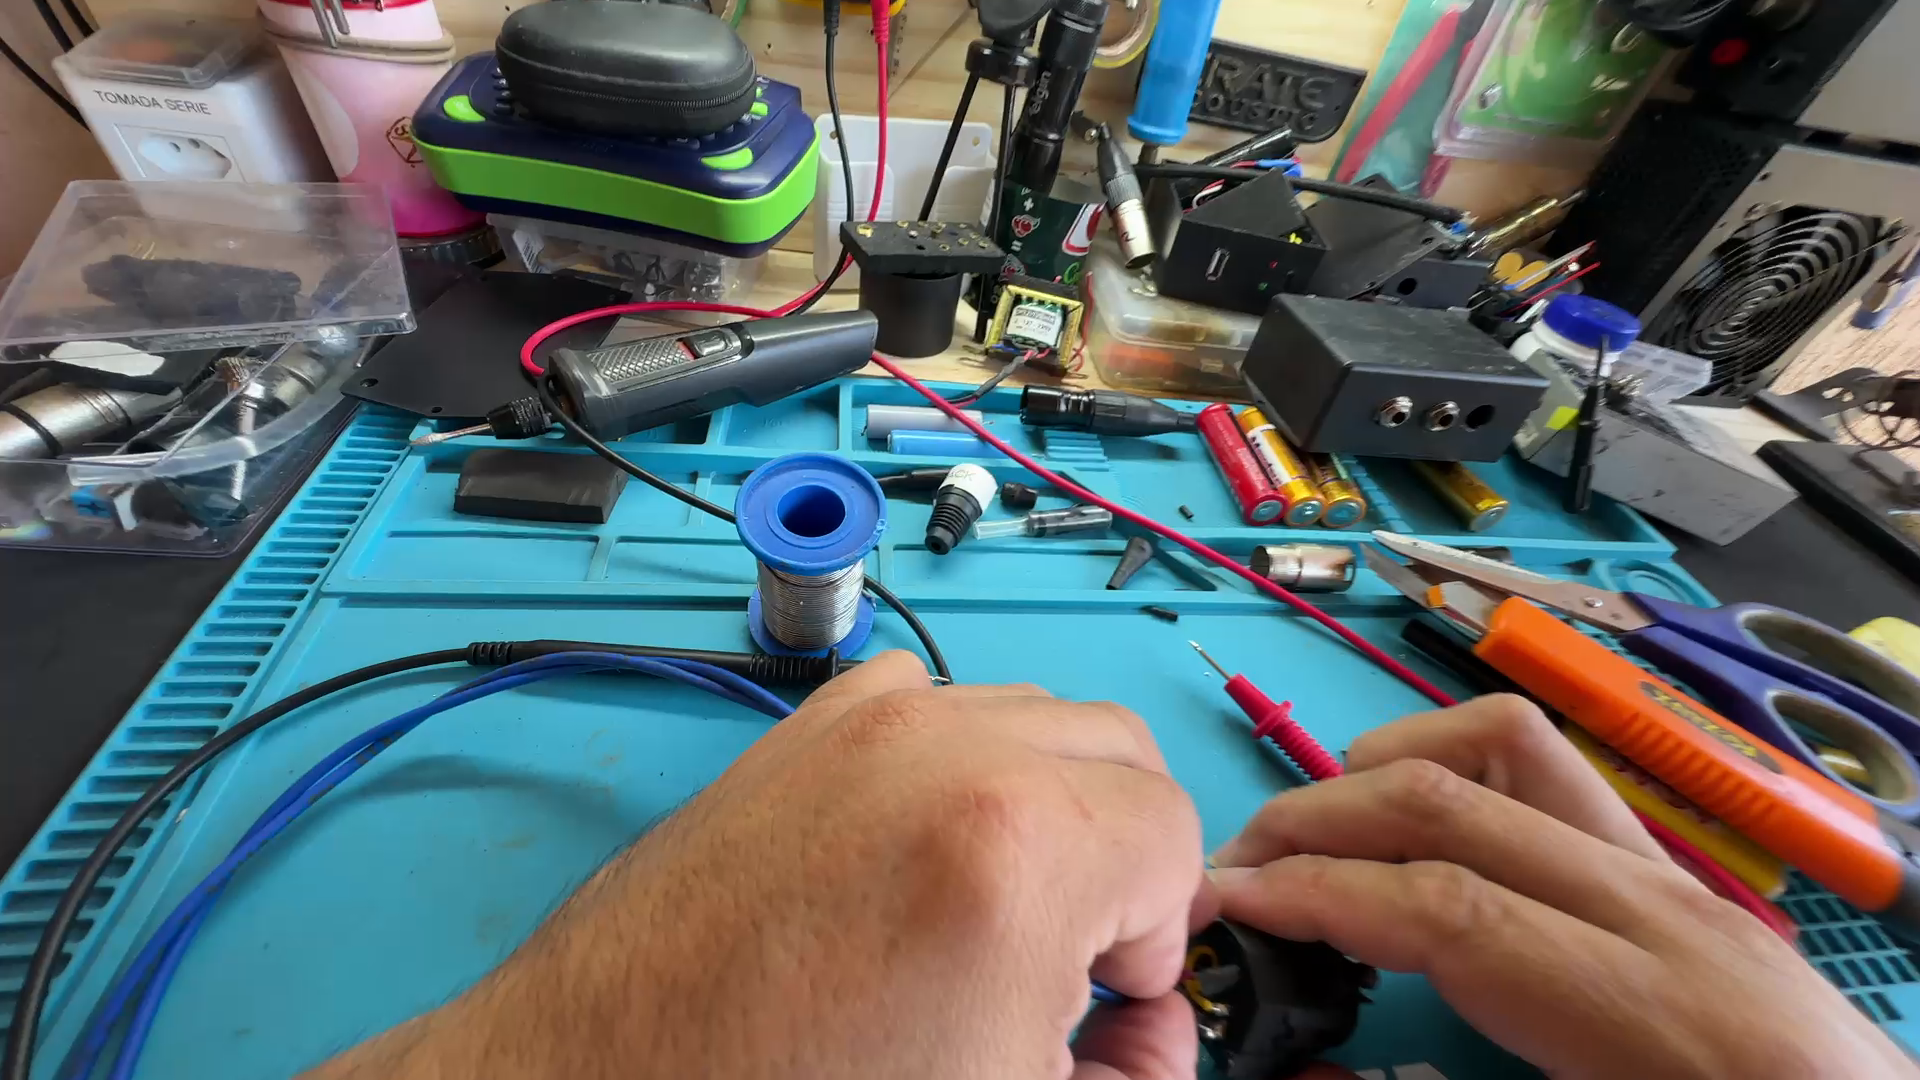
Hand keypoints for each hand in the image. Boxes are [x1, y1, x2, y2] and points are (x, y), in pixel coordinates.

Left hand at [304, 651, 1211, 1079]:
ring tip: (986, 887)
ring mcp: (873, 716)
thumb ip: (1133, 1070)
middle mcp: (947, 746)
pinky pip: (937, 698)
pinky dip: (958, 756)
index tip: (1101, 983)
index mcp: (1014, 845)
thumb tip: (1143, 1021)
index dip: (1154, 921)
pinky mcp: (818, 716)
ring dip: (1044, 791)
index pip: (1172, 827)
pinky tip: (918, 833)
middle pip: (1117, 748)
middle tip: (1060, 936)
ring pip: (1036, 712)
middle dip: (1116, 844)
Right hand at [1209, 694, 1916, 1079]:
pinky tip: (1407, 817)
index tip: (1229, 903)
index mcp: (1664, 1018)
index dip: (1316, 894)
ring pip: (1489, 743)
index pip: (1447, 907)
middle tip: (1241, 868)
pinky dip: (1439, 755)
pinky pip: (1530, 754)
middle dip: (1309, 823)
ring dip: (1372, 773)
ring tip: (1321, 836)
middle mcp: (1666, 910)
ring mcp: (1665, 867)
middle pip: (1444, 804)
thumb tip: (1292, 1067)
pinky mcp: (1655, 858)